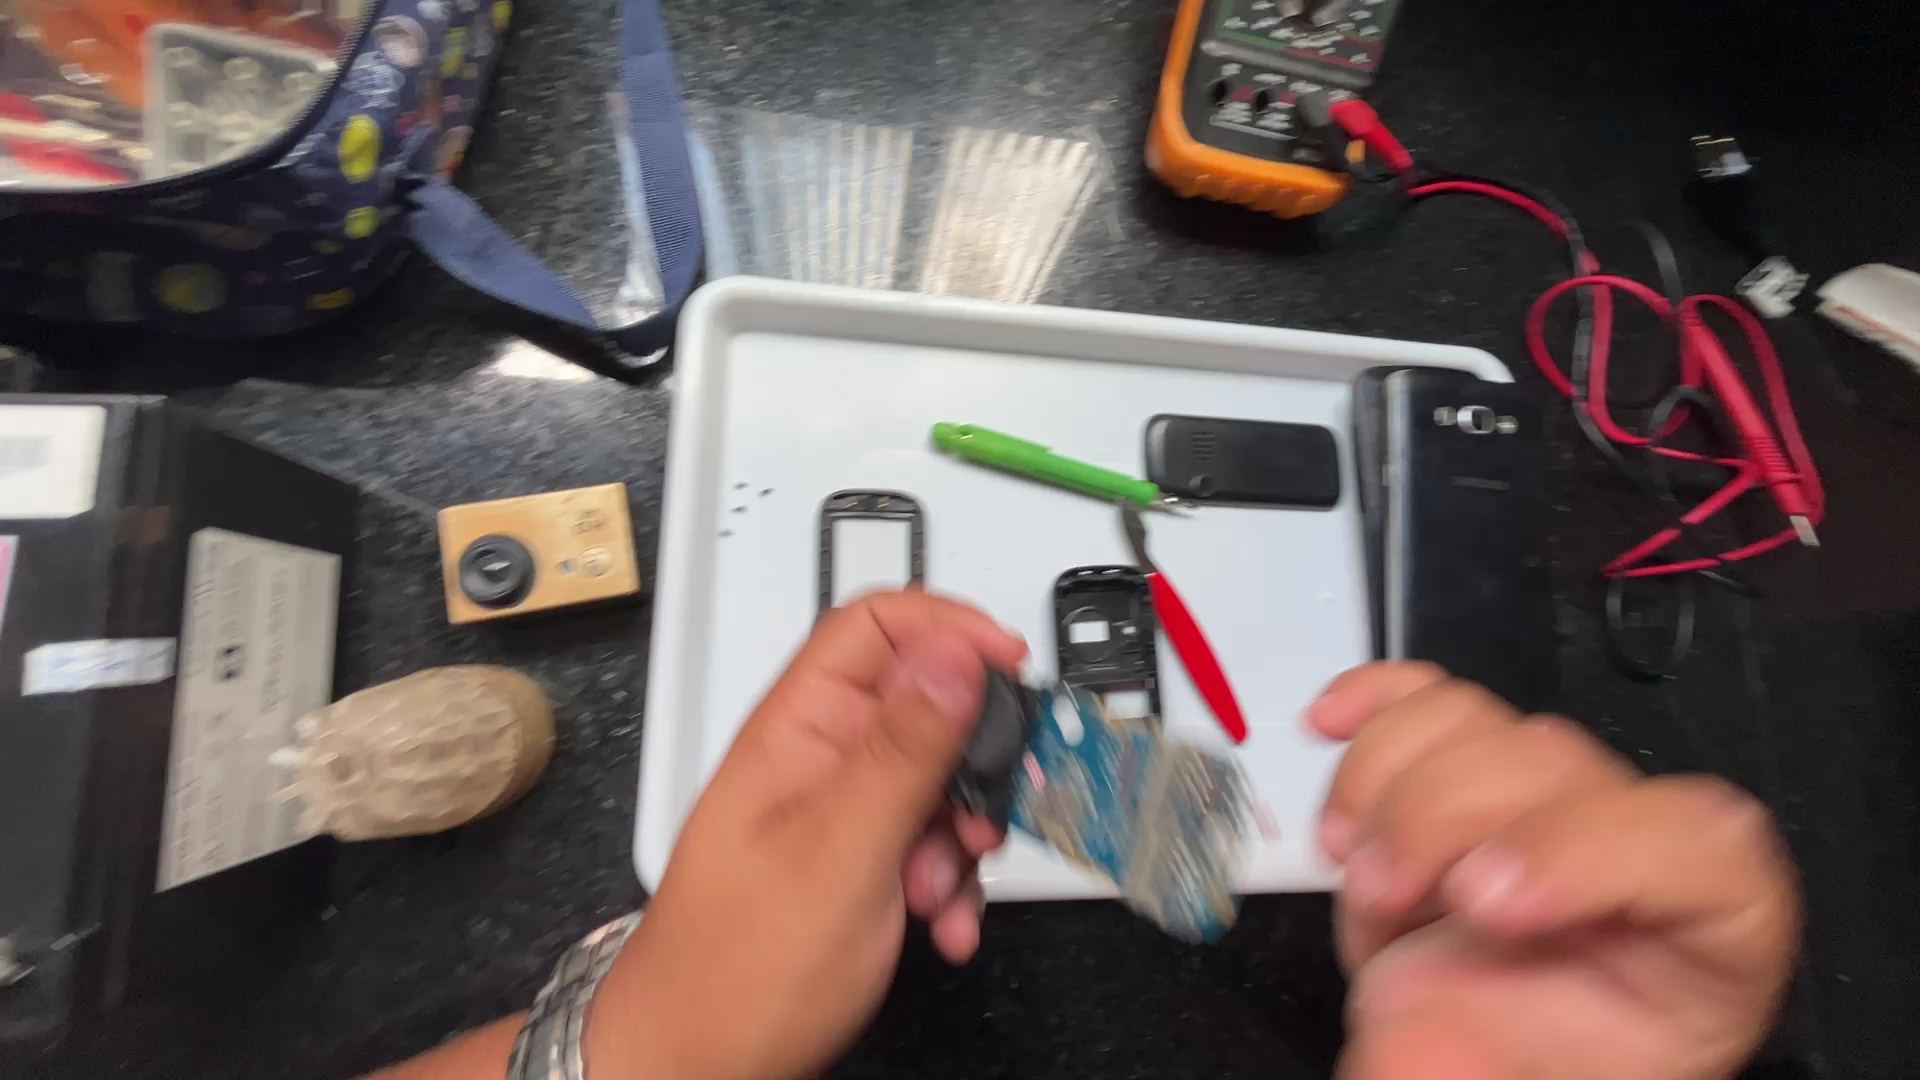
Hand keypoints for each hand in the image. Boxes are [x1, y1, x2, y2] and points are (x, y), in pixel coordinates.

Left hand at [592, 591, 1027, 1079]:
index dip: (946, 627)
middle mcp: (824, 752)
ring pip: (938, 771)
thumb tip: (954, 655)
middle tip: (988, 802)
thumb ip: (904, 749)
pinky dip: (953, 871)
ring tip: (943, 885)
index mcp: (800, 726)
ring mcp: (845, 800)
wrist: (699, 1069)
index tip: (1006, 661)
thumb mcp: (839, 852)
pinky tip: (942, 917)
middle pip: (922, 698)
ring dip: (963, 827)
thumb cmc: (735, 971)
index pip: (875, 625)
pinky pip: (933, 829)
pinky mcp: (865, 846)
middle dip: (971, 753)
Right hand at [1307, 662, 1798, 1079]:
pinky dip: (1364, 698)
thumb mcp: (1492, 1071)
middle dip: (1431, 821)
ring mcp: (1528, 777)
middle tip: (1377, 889)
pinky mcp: (1451, 744)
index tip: (1480, 904)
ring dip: (1379, 778)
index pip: (1697, 848)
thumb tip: (1403, 1061)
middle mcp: (1613, 831)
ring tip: (1347, 852)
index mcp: (1689, 930)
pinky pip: (1415, 690)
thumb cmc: (1498, 1035)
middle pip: (1545, 763)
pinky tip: (1330, 725)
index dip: (1582, 854)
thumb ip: (1463, 1064)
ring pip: (1464, 717)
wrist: (1447, 997)